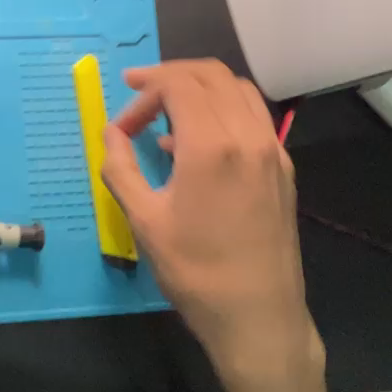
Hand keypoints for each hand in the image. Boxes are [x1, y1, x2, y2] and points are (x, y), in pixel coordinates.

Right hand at [100, 60, 323, 391]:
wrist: (257, 316)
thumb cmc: (194, 271)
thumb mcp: (143, 220)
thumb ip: (120, 168)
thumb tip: (110, 133)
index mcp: (213, 145)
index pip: (180, 84)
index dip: (146, 87)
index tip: (122, 114)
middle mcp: (249, 137)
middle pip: (213, 75)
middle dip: (171, 77)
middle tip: (139, 94)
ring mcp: (272, 152)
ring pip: (239, 92)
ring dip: (200, 90)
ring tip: (165, 116)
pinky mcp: (282, 170)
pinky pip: (252, 119)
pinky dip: (221, 112)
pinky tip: (194, 146)